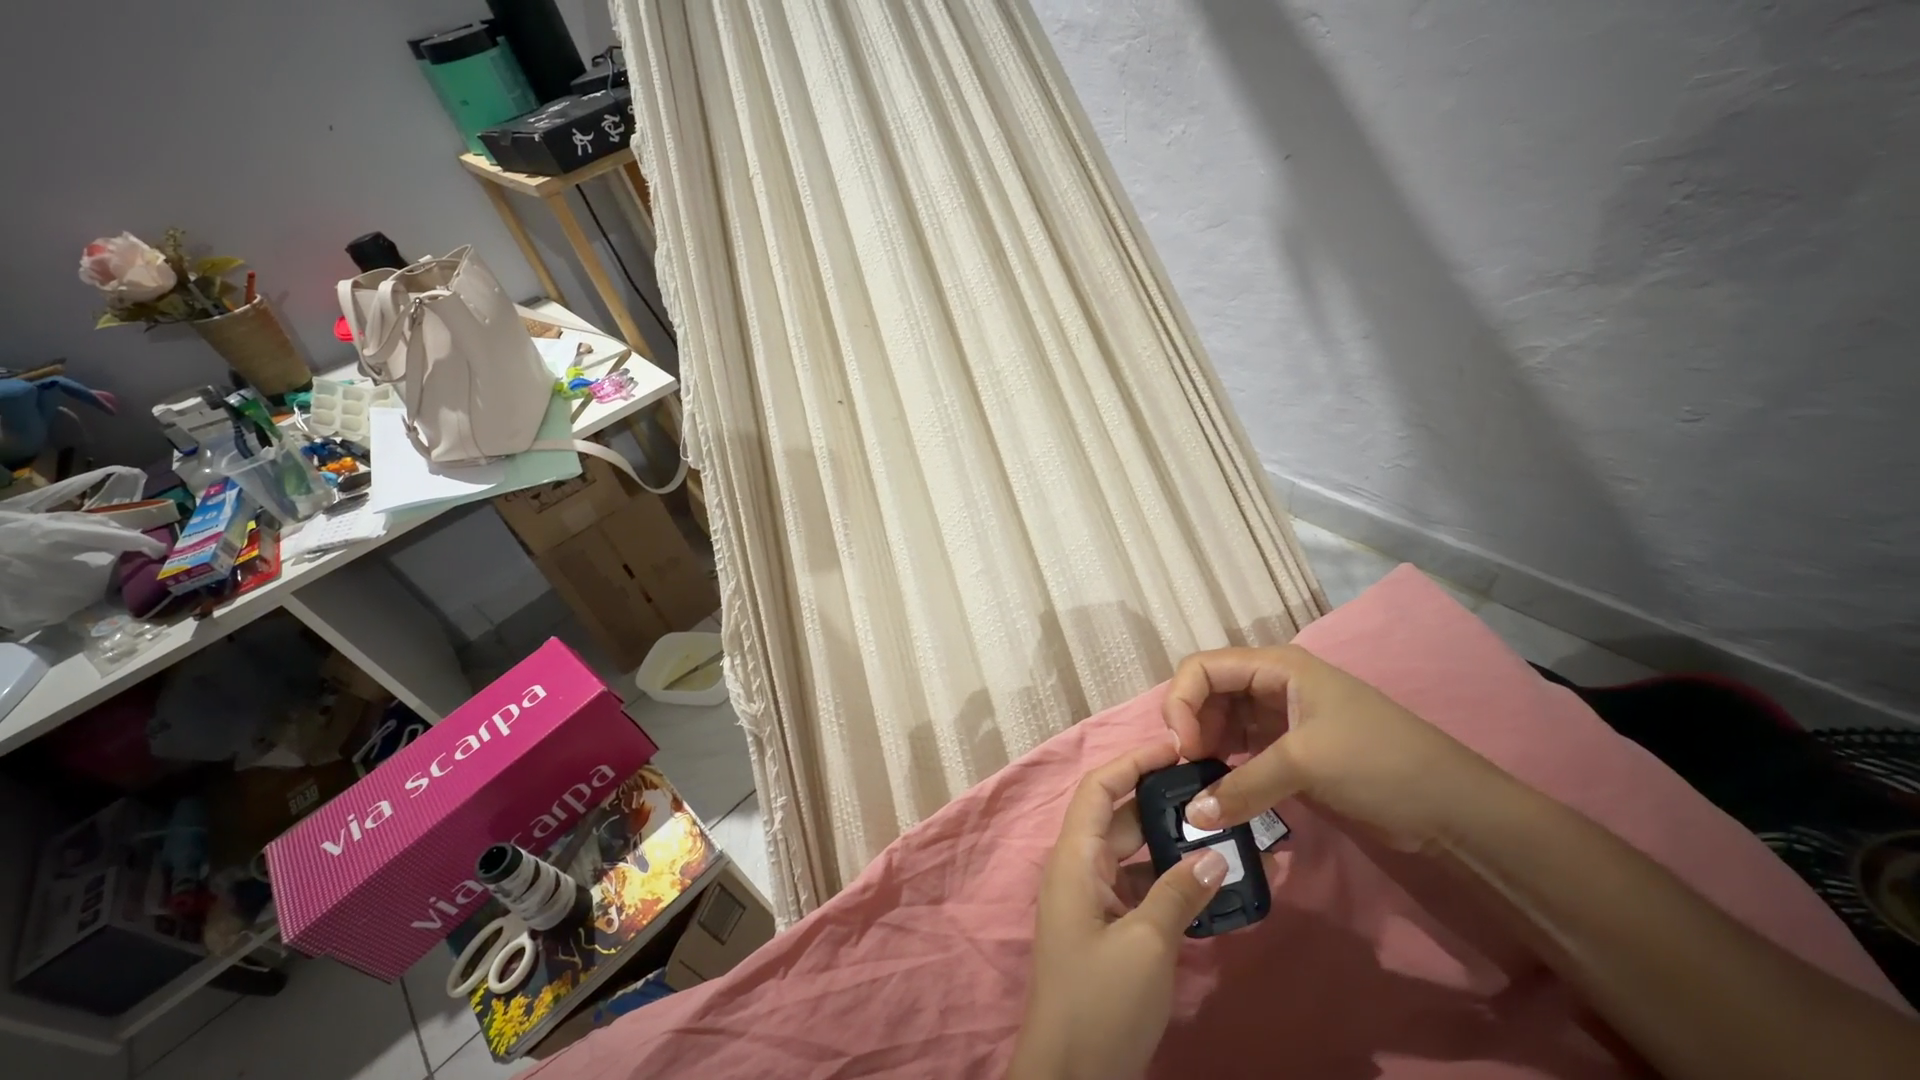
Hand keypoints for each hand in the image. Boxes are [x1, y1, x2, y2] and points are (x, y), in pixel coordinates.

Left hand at [1009, 740, 1230, 1079]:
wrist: (1070, 1076)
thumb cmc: (1101, 1001)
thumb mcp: (1147, 943)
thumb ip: (1181, 891)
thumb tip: (1216, 852)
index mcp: (1074, 860)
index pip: (1098, 788)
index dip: (1134, 761)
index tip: (1179, 748)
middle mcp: (1078, 871)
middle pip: (1119, 817)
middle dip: (1163, 802)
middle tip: (1216, 793)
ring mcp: (1091, 902)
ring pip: (1133, 854)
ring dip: (1172, 844)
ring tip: (1225, 833)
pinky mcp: (1106, 931)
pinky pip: (1138, 888)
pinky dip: (1169, 880)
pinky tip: (1212, 883)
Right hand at [1165, 645, 1507, 853]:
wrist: (1450, 807)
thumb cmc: (1377, 763)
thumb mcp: (1304, 765)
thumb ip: (1240, 787)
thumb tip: (1191, 817)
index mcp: (1277, 666)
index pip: (1202, 668)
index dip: (1181, 702)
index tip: (1182, 750)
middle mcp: (1274, 684)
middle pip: (1208, 693)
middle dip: (1190, 728)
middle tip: (1187, 772)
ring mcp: (1283, 718)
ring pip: (1222, 724)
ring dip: (1206, 750)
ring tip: (1200, 787)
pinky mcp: (1292, 752)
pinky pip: (1242, 751)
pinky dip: (1225, 768)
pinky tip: (1220, 794)